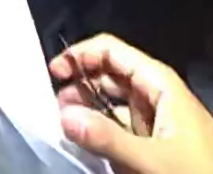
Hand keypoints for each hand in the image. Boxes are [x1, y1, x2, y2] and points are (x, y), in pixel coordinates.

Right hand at [50, 34, 212, 173]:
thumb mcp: (153, 161)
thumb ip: (108, 138)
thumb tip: (65, 115)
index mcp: (158, 82)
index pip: (112, 51)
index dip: (81, 55)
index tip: (54, 72)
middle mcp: (156, 94)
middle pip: (111, 73)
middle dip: (82, 82)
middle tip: (55, 101)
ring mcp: (158, 122)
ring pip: (115, 103)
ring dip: (91, 108)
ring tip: (66, 121)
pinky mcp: (158, 148)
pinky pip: (124, 129)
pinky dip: (105, 131)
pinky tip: (90, 143)